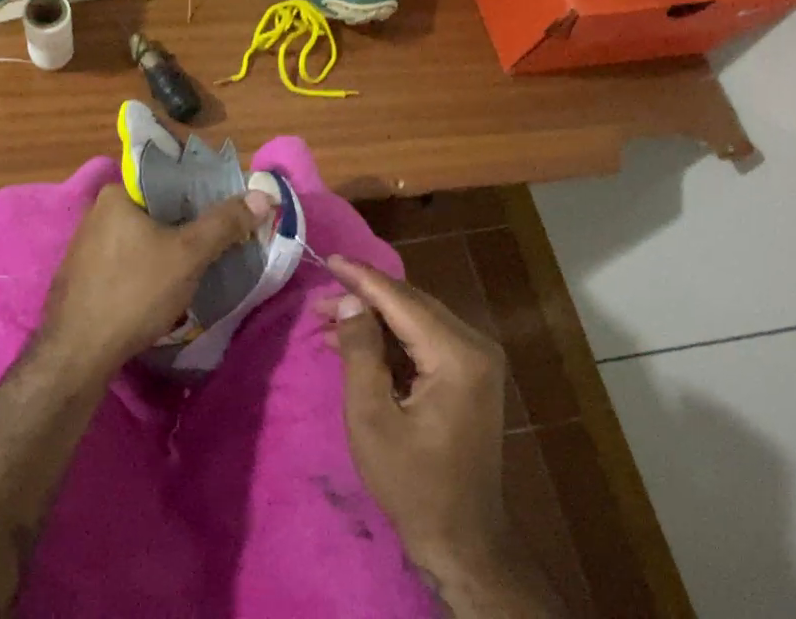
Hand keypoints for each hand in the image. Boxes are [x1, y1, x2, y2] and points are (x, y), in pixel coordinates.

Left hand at [38, 184, 272, 378]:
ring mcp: (84, 248)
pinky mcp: (82, 279)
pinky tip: (160, 293)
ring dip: (165, 254)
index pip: (166, 183)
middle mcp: (95, 214)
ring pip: (139, 242)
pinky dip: (144, 274)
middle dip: (184, 229)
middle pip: (154, 214)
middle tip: (215, 247)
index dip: (199, 197)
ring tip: (194, 271)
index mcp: (115, 196)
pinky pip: (123, 266)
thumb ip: (224, 223)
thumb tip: (261, 196)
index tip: (223, 216)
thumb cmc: (135, 291)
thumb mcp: (189, 254)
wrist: (80, 351)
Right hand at [321, 254, 509, 573]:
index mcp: (456, 355)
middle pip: (412, 304)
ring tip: (327, 320)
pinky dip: (392, 338)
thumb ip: (360, 351)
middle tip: (318, 300)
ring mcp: (478, 362)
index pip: (401, 300)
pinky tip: (356, 342)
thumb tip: (352, 302)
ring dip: (375, 318)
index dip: (361, 278)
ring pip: (418, 320)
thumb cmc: (411, 480)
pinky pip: (427, 341)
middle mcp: (476, 347)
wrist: (461, 536)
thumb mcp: (371, 415)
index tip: (327, 259)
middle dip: (364, 297)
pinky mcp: (472, 376)